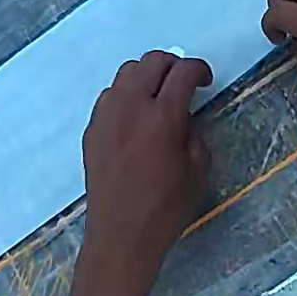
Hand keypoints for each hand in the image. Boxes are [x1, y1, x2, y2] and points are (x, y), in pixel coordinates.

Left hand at [79, 51, 213, 293]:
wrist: (121, 233)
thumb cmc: (166, 206)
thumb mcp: (197, 169)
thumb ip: (194, 131)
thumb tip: (184, 114)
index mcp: (163, 116)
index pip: (183, 71)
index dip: (199, 69)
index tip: (204, 80)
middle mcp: (131, 106)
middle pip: (152, 61)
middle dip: (173, 65)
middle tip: (183, 83)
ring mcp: (107, 114)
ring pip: (127, 72)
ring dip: (147, 76)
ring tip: (157, 96)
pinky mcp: (92, 127)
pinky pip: (110, 95)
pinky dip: (126, 94)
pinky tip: (134, 117)